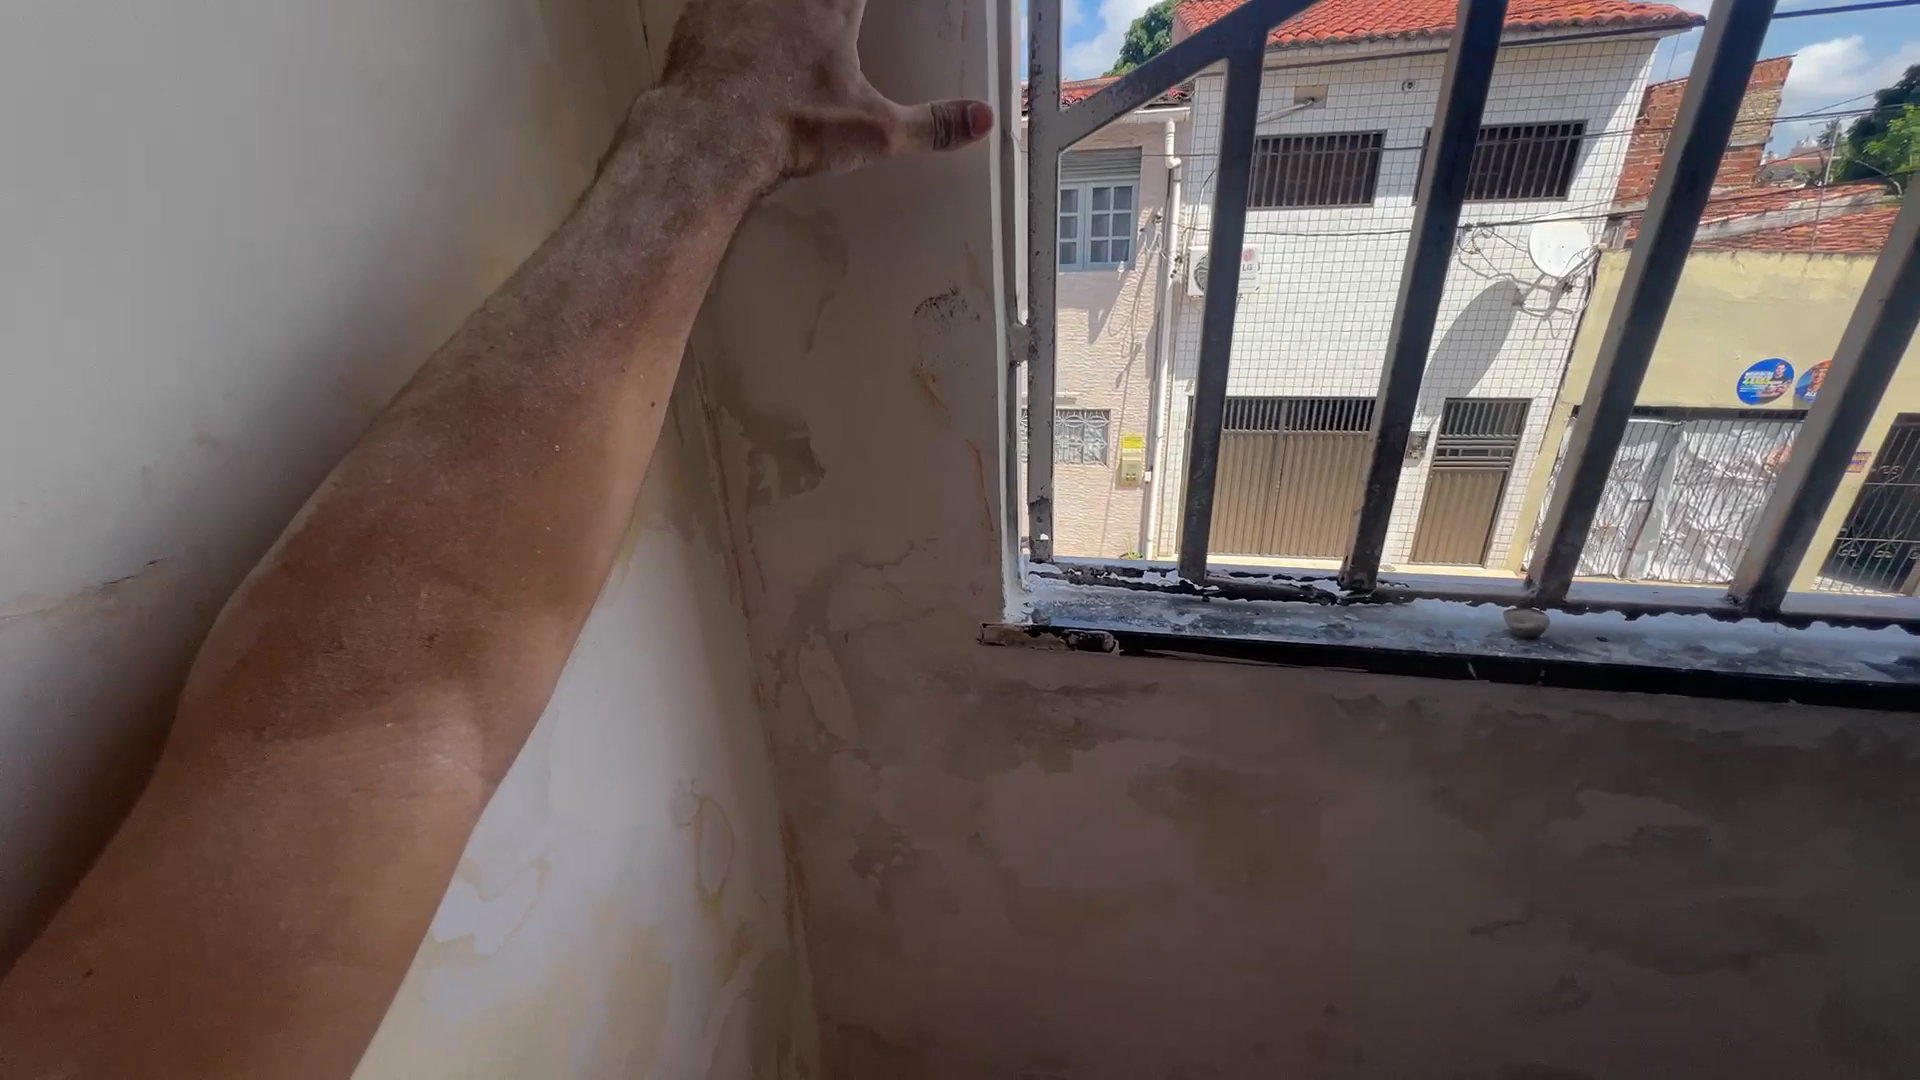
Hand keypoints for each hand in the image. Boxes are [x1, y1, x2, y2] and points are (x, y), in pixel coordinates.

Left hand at [662, 0, 994, 181]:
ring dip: (780, 5)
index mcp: (832, 5)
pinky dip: (731, 5)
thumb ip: (931, 125)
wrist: (714, 133)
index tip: (862, 10)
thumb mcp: (875, 134)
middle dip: (824, 1)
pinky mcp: (702, 10)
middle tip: (834, 11)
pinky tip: (736, 14)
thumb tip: (985, 119)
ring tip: (788, 16)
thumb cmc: (797, 128)